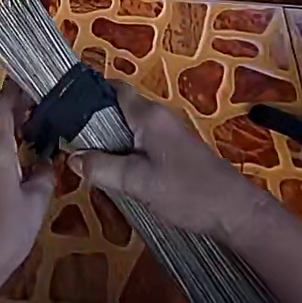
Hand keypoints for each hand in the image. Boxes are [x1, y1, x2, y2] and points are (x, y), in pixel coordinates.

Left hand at [0, 83, 53, 301]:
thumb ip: (44, 177)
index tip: (32, 86)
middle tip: (36, 107)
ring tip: (29, 128)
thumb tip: (49, 163)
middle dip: (10, 106)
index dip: (14, 93)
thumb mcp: (35, 205)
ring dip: (2, 123)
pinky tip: (15, 155)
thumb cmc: (4, 233)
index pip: (1, 107)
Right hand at [70, 84, 268, 238]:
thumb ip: (101, 168)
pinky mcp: (174, 150)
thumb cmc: (187, 191)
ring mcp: (168, 133)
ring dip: (108, 138)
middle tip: (69, 138)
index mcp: (148, 115)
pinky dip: (123, 149)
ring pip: (128, 126)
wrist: (236, 214)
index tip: (65, 105)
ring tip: (85, 155)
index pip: (114, 88)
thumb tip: (70, 158)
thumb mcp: (137, 182)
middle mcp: (157, 117)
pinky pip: (139, 140)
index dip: (89, 92)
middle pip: (117, 107)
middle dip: (93, 120)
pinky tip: (114, 170)